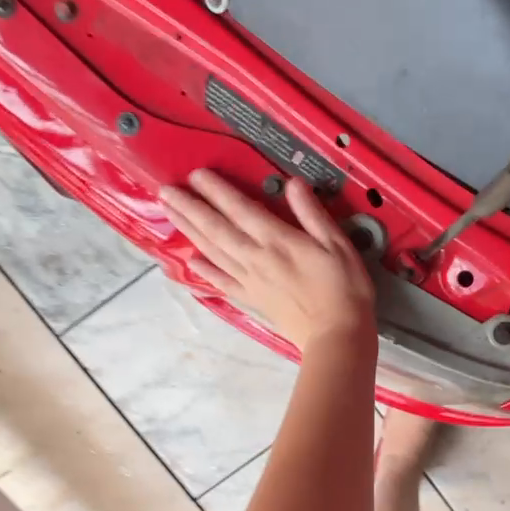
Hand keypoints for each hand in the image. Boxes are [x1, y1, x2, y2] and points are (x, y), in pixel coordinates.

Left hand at [160, 170, 375, 350]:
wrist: (336, 336)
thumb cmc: (344, 288)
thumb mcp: (337, 244)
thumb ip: (312, 213)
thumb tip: (293, 183)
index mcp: (277, 240)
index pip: (240, 209)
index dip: (217, 190)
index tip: (196, 174)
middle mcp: (255, 258)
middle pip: (217, 228)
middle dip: (191, 207)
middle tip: (165, 190)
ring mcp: (250, 280)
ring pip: (213, 251)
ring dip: (189, 230)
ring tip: (170, 212)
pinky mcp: (252, 300)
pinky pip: (221, 282)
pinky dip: (204, 270)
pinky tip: (191, 260)